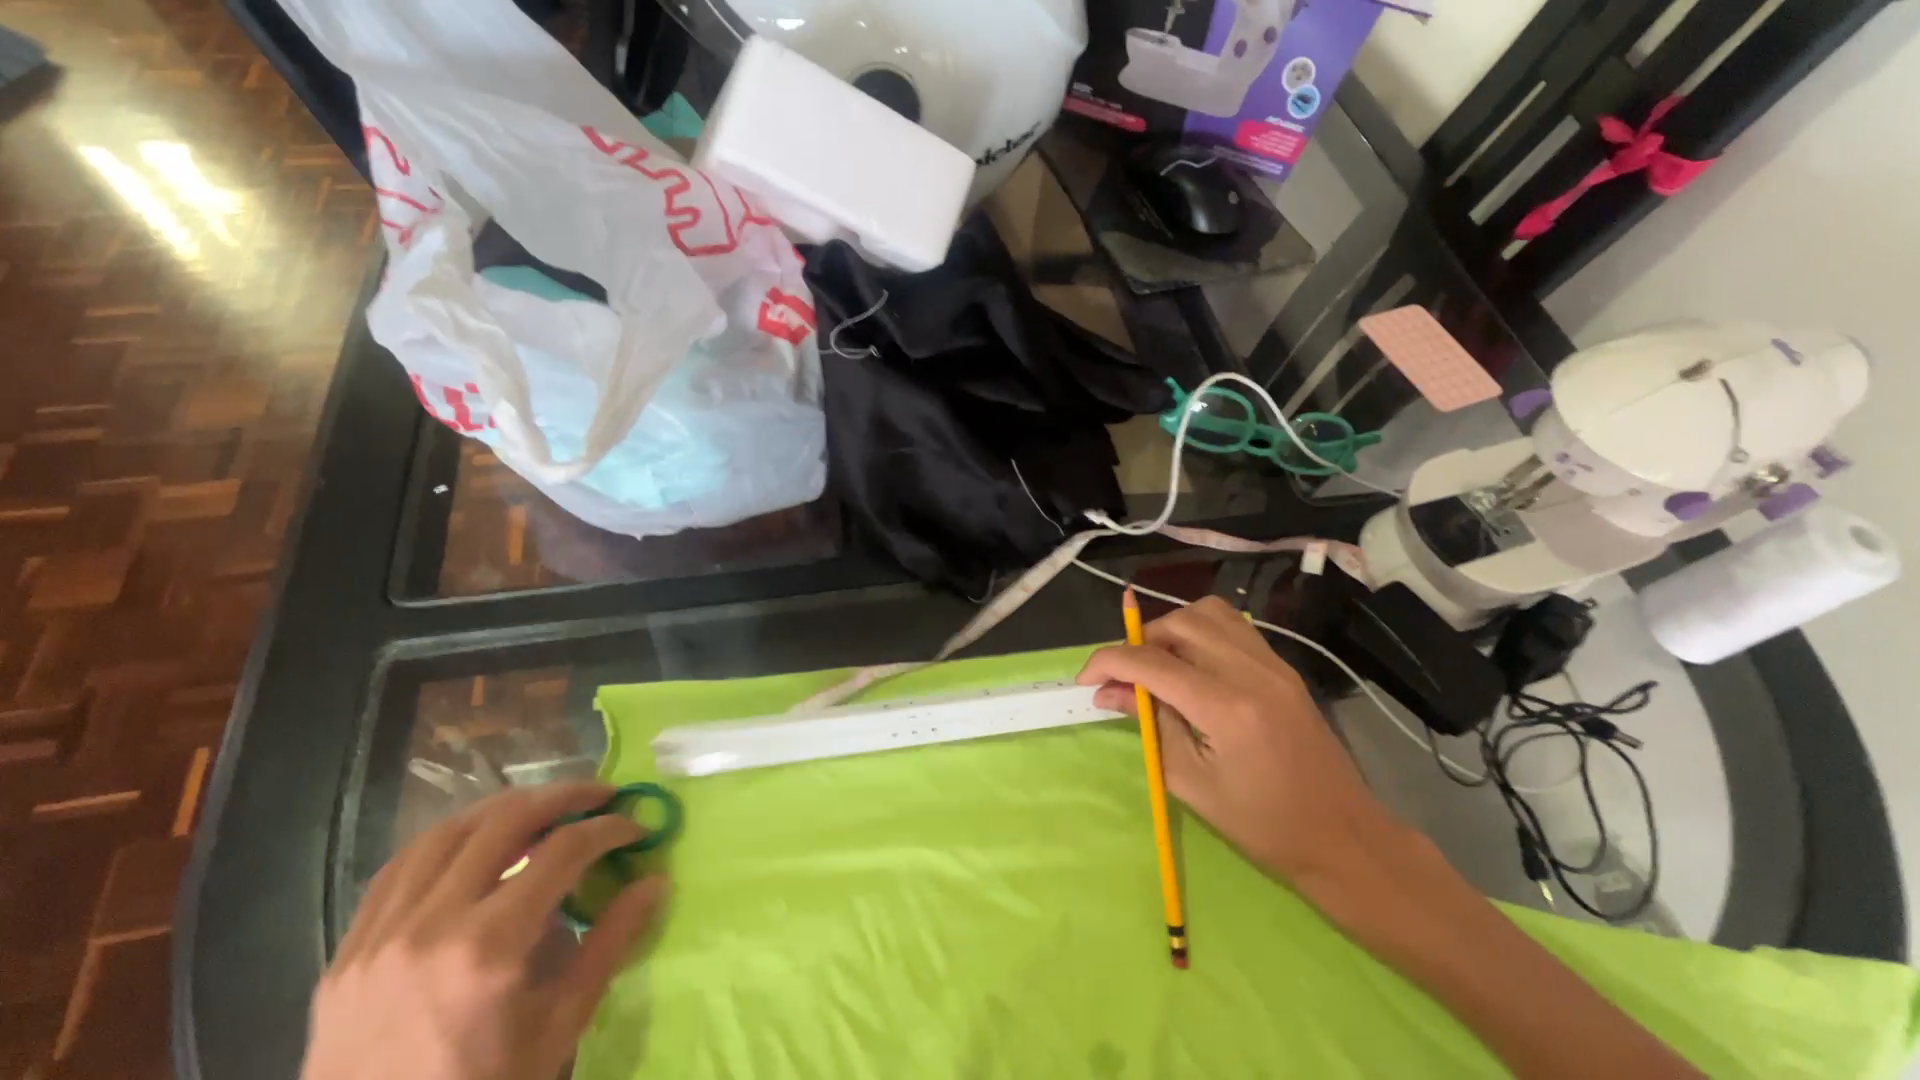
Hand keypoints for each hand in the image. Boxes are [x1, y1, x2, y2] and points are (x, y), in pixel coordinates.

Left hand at [302, 783, 666, 1079]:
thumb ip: (609, 946)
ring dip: (502, 808)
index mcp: (490, 951)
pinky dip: (444, 840)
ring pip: (445, 833)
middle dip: (561, 797)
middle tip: (601, 795)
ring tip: (542, 806)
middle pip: (503, 824)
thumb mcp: (561, 1027)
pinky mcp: (349, 947)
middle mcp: (431, 925)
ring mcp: (380, 934)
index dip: (607, 829)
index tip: (636, 826)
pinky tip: (472, 841)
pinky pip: (398, 868)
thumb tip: (654, 883)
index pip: (561, 853)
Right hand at [1077, 596, 1400, 882]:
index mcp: (1227, 707)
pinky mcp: (1283, 668)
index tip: (1085, 681)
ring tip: (1156, 666)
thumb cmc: (1263, 825)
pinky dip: (1201, 632)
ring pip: (1208, 613)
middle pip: (1179, 624)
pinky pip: (1234, 627)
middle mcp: (1251, 671)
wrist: (1342, 835)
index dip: (1109, 663)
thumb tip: (1109, 693)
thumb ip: (1151, 726)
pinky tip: (1191, 666)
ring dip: (1171, 629)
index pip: (1152, 662)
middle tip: (1122, 679)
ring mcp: (1273, 664)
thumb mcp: (1192, 783)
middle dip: (1139, 642)